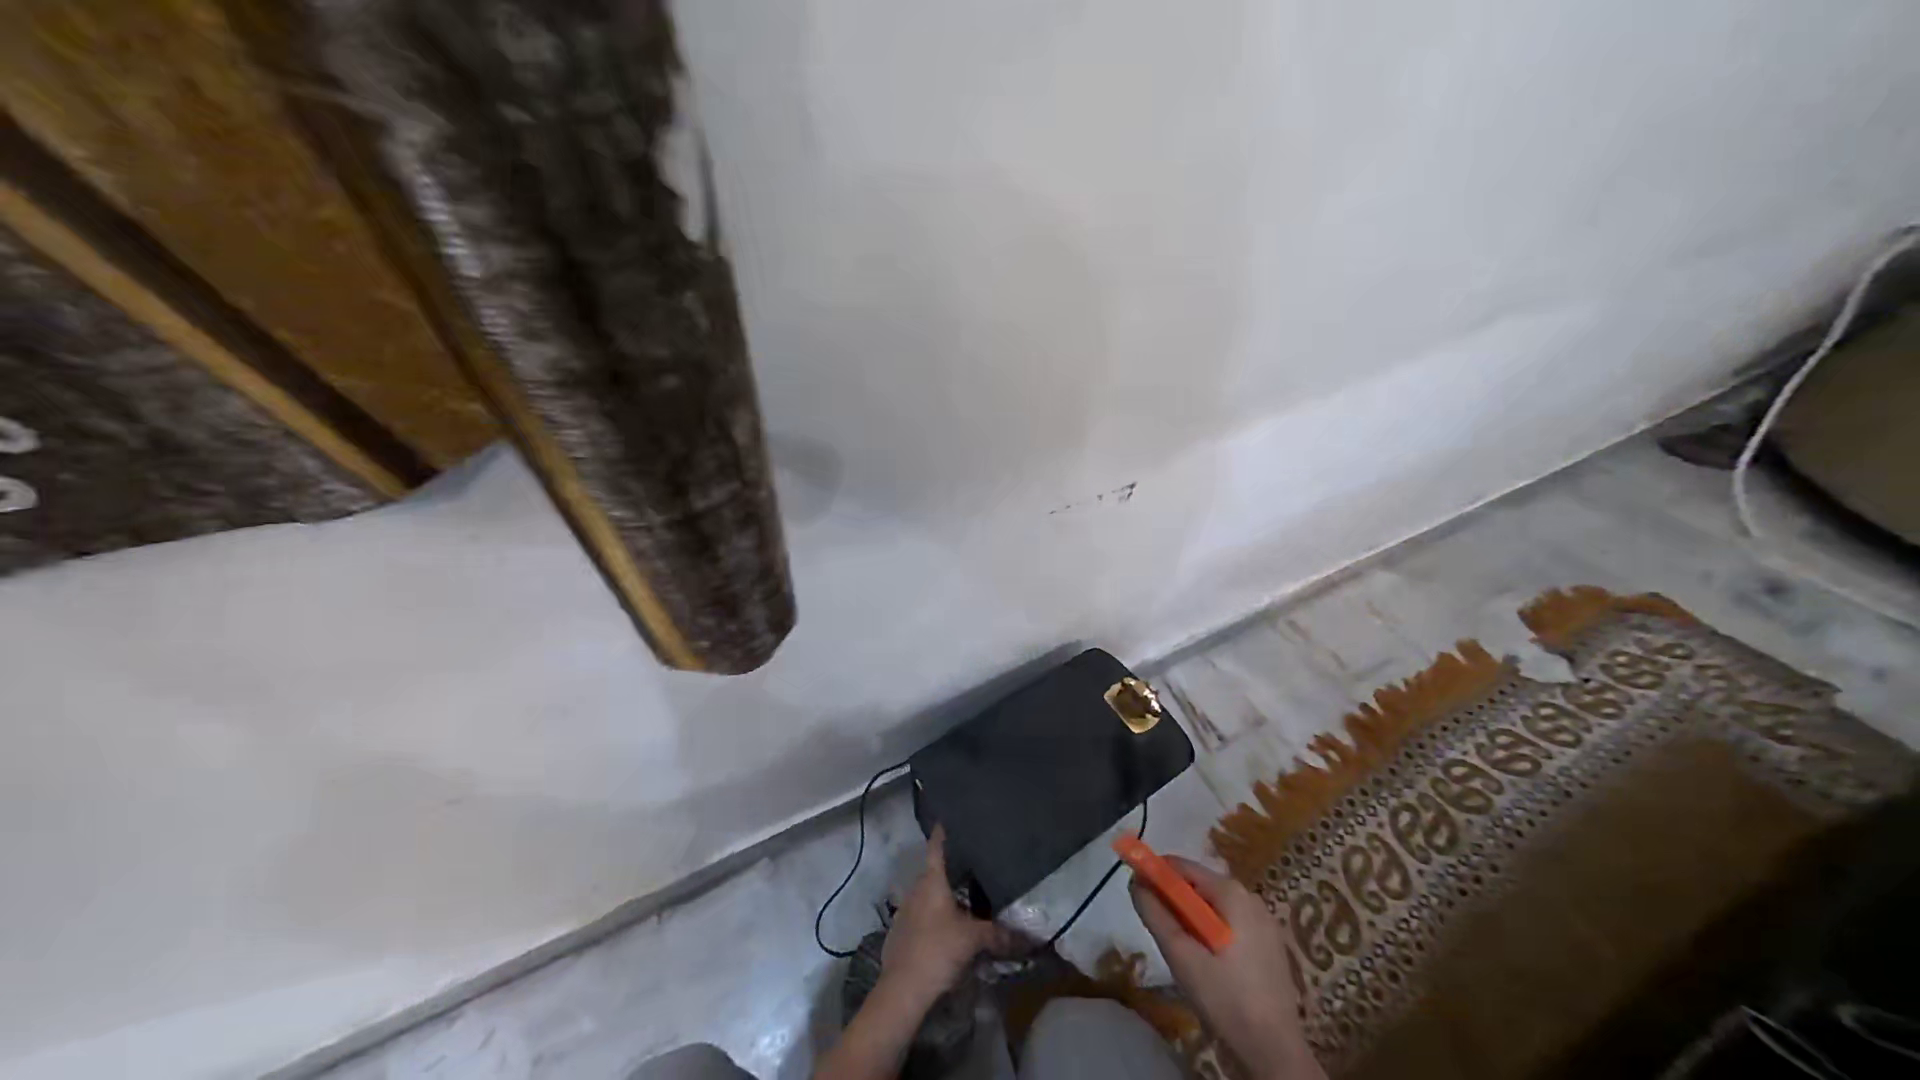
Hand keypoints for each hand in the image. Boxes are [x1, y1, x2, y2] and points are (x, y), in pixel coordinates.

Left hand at [879, 827, 1015, 1006]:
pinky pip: (924, 913)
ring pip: (930, 894)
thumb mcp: (974, 940)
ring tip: (970, 894)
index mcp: (931, 881)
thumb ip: (1000, 934)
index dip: (944, 830)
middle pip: (936, 870)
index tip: (953, 816)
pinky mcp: (903, 932)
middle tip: (978, 862)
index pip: (936, 845)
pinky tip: (951, 924)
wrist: (902, 990)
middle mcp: (916, 889)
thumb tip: (1031, 935)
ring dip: (947, 893)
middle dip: (954, 867)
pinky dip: (938, 913)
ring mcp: (907, 910)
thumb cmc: (937, 951)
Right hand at [1130, 856, 1325, 1079]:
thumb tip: (1135, 881)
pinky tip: (1208, 964)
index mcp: (1231, 893)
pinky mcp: (1270, 944)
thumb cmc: (1225, 998)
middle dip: (1174, 901)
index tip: (1136, 892)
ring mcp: (1264, 921)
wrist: (1275, 1052)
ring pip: (1213, 907)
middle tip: (1160, 932)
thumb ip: (1155, 914)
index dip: (1154, 874)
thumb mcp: (1181, 955)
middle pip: (1198, 885)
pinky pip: (1230, 924)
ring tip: (1182, 953)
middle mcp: (1250, 897)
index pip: (1181, 867)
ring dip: (1191, 920)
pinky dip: (1211, 932)